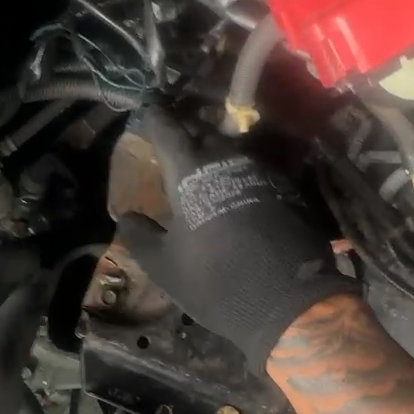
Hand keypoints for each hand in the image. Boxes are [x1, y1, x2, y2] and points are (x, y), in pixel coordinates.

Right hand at [117, 107, 356, 366]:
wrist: (287, 303)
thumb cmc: (214, 283)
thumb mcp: (163, 266)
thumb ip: (139, 236)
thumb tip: (124, 215)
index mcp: (191, 171)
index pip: (167, 128)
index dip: (154, 117)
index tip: (146, 111)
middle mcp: (229, 159)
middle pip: (203, 131)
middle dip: (185, 130)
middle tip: (172, 136)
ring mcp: (264, 171)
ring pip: (232, 149)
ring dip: (215, 151)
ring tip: (201, 162)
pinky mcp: (288, 189)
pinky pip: (255, 170)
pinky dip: (239, 173)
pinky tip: (233, 190)